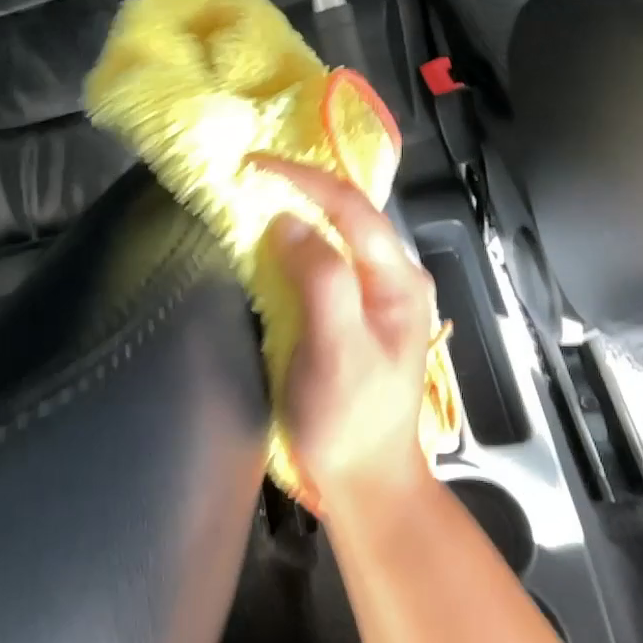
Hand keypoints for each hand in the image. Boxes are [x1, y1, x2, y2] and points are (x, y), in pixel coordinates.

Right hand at [249, 156, 437, 510]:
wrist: (364, 477)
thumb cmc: (350, 417)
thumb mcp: (337, 349)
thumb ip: (321, 282)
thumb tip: (286, 222)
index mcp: (397, 280)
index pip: (351, 206)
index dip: (302, 177)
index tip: (251, 165)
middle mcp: (390, 278)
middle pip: (345, 213)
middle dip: (297, 186)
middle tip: (245, 176)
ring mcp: (371, 296)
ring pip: (333, 235)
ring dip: (293, 211)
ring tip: (250, 198)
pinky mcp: (348, 313)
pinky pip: (320, 262)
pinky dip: (290, 243)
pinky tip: (266, 243)